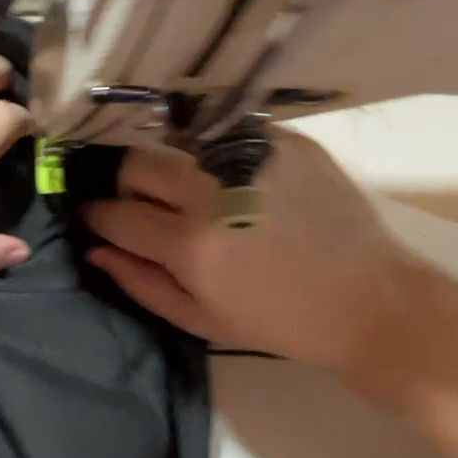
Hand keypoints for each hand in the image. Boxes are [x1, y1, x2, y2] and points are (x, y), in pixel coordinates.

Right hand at [81, 130, 436, 375]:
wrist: (366, 298)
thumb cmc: (275, 320)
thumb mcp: (198, 318)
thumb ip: (139, 282)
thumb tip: (95, 250)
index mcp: (191, 245)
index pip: (116, 213)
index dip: (95, 215)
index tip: (91, 216)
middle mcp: (215, 191)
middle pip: (136, 162)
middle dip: (124, 183)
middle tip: (139, 203)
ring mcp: (251, 158)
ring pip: (177, 142)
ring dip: (168, 167)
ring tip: (187, 192)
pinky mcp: (285, 140)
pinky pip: (225, 136)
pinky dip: (214, 158)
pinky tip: (234, 183)